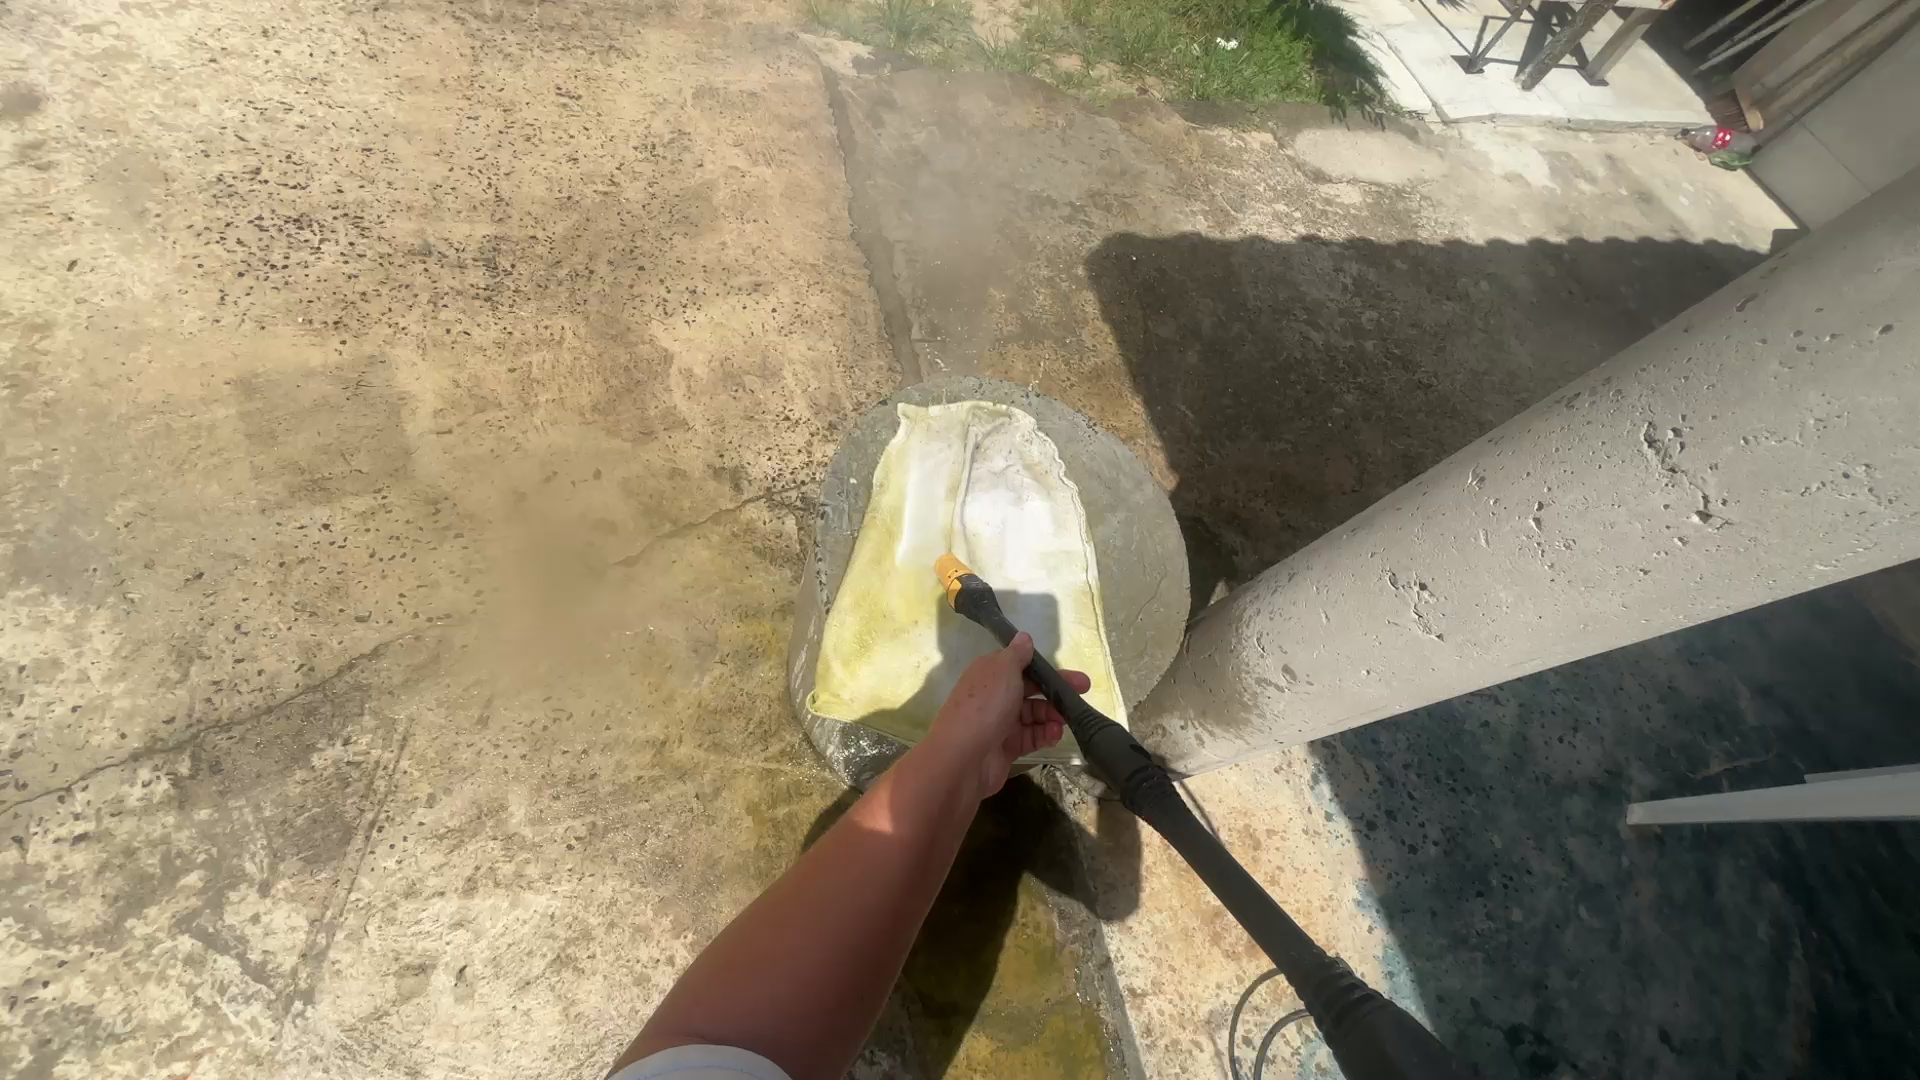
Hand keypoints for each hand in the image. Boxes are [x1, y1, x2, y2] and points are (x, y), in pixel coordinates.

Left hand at [924, 632, 1088, 800]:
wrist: (962, 757)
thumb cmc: (985, 705)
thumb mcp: (1003, 669)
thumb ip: (1017, 654)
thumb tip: (1024, 637)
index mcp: (990, 673)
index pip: (1022, 666)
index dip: (1046, 669)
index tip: (1071, 675)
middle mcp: (994, 695)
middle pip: (1031, 690)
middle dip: (1056, 692)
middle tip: (1082, 693)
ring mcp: (999, 722)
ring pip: (1033, 714)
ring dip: (1052, 714)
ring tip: (1066, 719)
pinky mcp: (1006, 747)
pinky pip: (1031, 737)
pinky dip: (1045, 734)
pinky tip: (1055, 734)